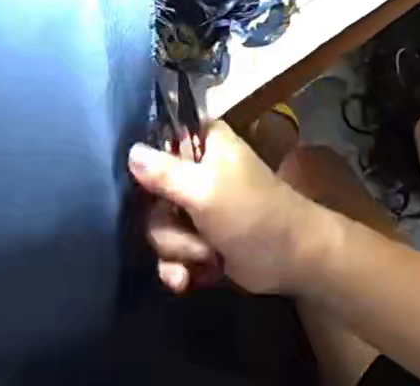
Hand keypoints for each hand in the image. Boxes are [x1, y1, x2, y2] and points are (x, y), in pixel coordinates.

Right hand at [128, 120, 330, 295]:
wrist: (288, 258)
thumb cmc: (251, 212)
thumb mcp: (205, 189)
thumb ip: (165, 173)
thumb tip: (131, 151)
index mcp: (206, 143)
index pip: (163, 139)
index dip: (152, 166)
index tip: (158, 188)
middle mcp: (198, 170)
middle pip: (153, 195)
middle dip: (169, 225)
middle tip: (194, 231)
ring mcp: (198, 207)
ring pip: (159, 228)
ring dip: (179, 250)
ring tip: (206, 256)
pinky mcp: (200, 240)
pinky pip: (169, 253)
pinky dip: (179, 268)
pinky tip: (188, 280)